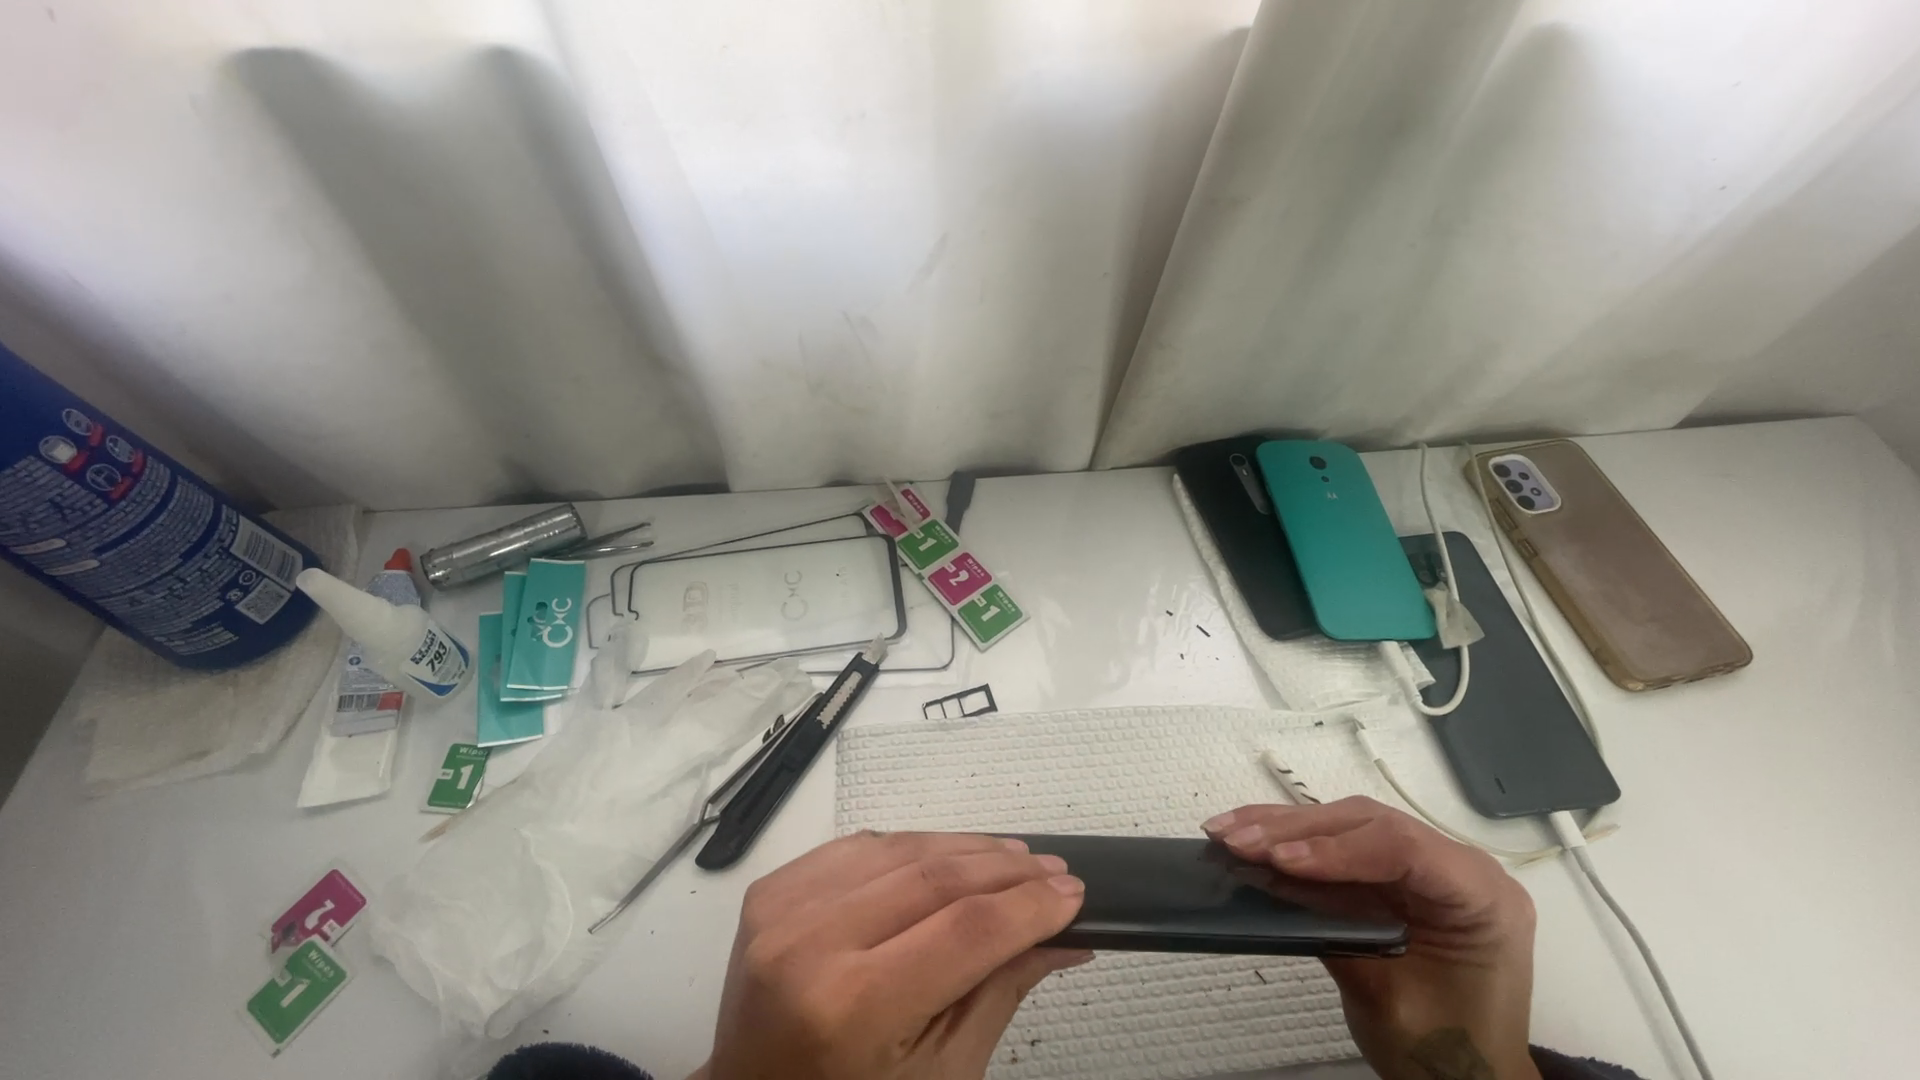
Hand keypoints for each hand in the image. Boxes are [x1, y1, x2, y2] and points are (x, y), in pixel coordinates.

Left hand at [698, 831, 1089, 1079]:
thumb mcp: (940, 1070)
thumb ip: (1001, 990)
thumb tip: (1065, 936)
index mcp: (849, 1008)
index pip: (964, 930)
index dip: (1028, 906)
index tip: (1074, 893)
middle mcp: (808, 945)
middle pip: (933, 879)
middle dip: (1006, 871)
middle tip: (1054, 871)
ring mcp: (782, 909)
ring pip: (900, 849)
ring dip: (965, 848)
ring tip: (1013, 857)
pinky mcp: (772, 888)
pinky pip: (861, 847)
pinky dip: (914, 846)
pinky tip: (950, 855)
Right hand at [1203, 798, 1539, 1079]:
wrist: (1467, 1079)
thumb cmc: (1442, 1050)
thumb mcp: (1387, 998)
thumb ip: (1334, 934)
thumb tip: (1272, 884)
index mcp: (1481, 897)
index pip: (1403, 849)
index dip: (1336, 850)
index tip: (1278, 861)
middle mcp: (1457, 866)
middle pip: (1367, 824)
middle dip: (1294, 830)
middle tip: (1234, 840)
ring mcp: (1425, 864)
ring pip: (1346, 822)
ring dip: (1283, 825)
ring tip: (1226, 830)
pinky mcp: (1393, 871)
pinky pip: (1340, 840)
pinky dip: (1291, 837)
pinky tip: (1250, 832)